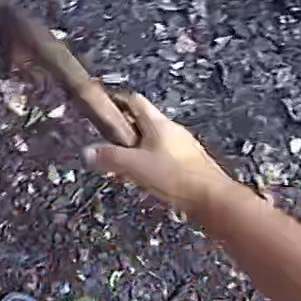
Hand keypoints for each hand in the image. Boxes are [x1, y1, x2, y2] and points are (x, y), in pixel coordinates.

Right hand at [84, 93, 241, 217]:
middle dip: (123, 130)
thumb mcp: (134, 165)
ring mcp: (183, 147)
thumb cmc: (177, 177)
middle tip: (107, 142)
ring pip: (153, 140)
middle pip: (143, 121)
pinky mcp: (189, 164)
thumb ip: (109, 158)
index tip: (102, 105)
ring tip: (123, 165)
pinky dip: (150, 162)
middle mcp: (172, 130)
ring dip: (136, 148)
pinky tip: (144, 178)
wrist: (212, 199)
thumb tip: (87, 152)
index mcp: (158, 123)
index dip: (116, 100)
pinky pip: (164, 156)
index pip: (134, 101)